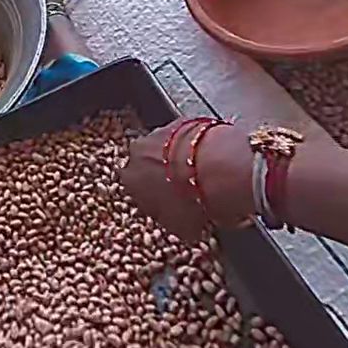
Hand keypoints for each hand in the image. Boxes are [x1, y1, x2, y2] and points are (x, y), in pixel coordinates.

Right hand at [119, 121, 254, 241]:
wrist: (217, 166)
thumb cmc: (192, 201)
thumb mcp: (182, 226)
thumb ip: (175, 223)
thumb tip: (187, 228)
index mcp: (130, 180)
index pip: (136, 191)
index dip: (155, 200)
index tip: (172, 207)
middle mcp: (137, 152)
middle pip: (147, 165)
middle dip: (163, 175)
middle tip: (187, 189)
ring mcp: (158, 132)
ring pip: (164, 148)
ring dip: (178, 158)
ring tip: (204, 174)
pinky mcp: (181, 119)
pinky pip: (184, 135)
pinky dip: (195, 144)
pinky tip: (213, 158)